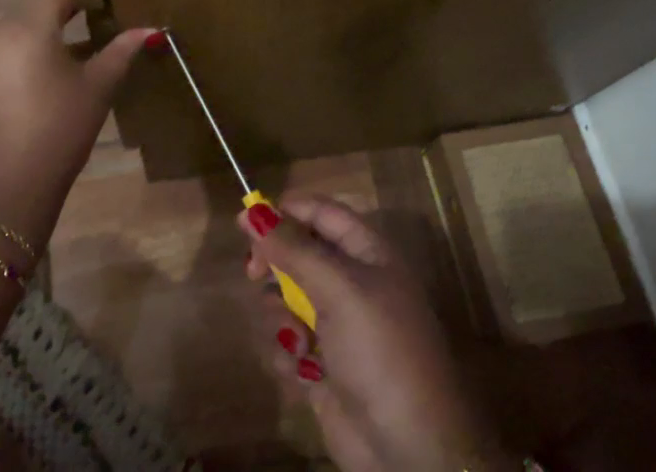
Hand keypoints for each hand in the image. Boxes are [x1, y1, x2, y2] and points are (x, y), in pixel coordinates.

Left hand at [0, 0, 152, 246]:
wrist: (0, 194)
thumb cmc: (57, 133)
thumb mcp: (96, 91)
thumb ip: (120, 53)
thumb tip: (148, 30)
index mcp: (26, 27)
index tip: (106, 5)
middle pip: (32, 13)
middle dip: (61, 20)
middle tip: (93, 38)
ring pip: (9, 39)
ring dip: (35, 45)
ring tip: (64, 70)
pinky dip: (12, 67)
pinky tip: (31, 96)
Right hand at [242, 195, 510, 471]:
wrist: (408, 444)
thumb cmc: (380, 350)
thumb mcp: (339, 289)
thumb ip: (293, 249)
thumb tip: (252, 212)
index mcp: (369, 255)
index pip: (323, 214)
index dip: (287, 211)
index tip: (248, 221)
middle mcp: (353, 285)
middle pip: (299, 255)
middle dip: (275, 266)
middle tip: (255, 275)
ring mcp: (337, 327)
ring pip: (285, 301)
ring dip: (280, 318)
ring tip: (296, 339)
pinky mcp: (322, 365)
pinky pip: (287, 342)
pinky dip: (287, 354)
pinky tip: (302, 371)